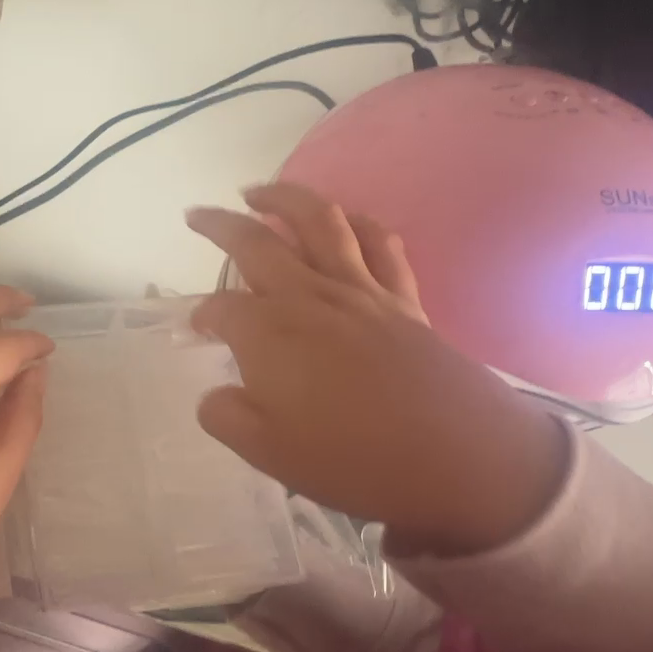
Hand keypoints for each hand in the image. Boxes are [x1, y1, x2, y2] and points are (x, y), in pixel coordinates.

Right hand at [187, 184, 565, 556]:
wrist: (456, 458)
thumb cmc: (350, 458)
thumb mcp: (265, 452)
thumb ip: (226, 416)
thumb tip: (218, 394)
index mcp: (269, 333)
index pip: (220, 308)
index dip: (203, 316)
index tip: (198, 331)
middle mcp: (310, 296)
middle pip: (257, 243)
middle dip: (220, 225)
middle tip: (196, 215)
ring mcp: (360, 290)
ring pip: (319, 221)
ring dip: (284, 198)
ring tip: (260, 193)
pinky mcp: (403, 297)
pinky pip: (378, 241)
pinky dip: (355, 221)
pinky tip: (344, 220)